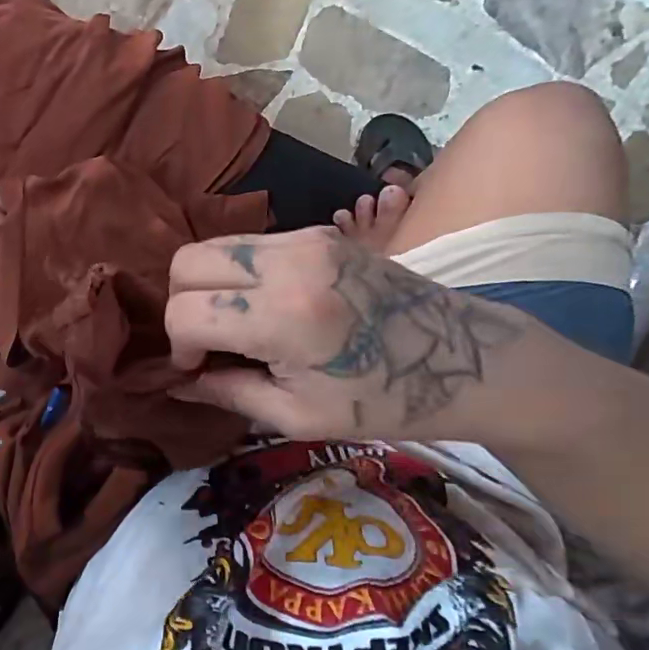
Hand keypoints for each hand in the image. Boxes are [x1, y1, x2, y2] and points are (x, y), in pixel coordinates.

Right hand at [165, 227, 525, 439]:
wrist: (470, 362)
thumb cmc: (385, 402)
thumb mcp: (297, 417)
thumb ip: (227, 393)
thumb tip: (178, 383)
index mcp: (286, 317)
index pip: (187, 312)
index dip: (179, 345)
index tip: (195, 369)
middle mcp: (290, 263)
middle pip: (186, 262)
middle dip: (180, 305)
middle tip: (204, 342)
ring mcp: (306, 238)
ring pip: (210, 246)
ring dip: (205, 287)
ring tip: (230, 324)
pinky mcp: (318, 232)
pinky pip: (246, 244)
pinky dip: (234, 274)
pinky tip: (259, 307)